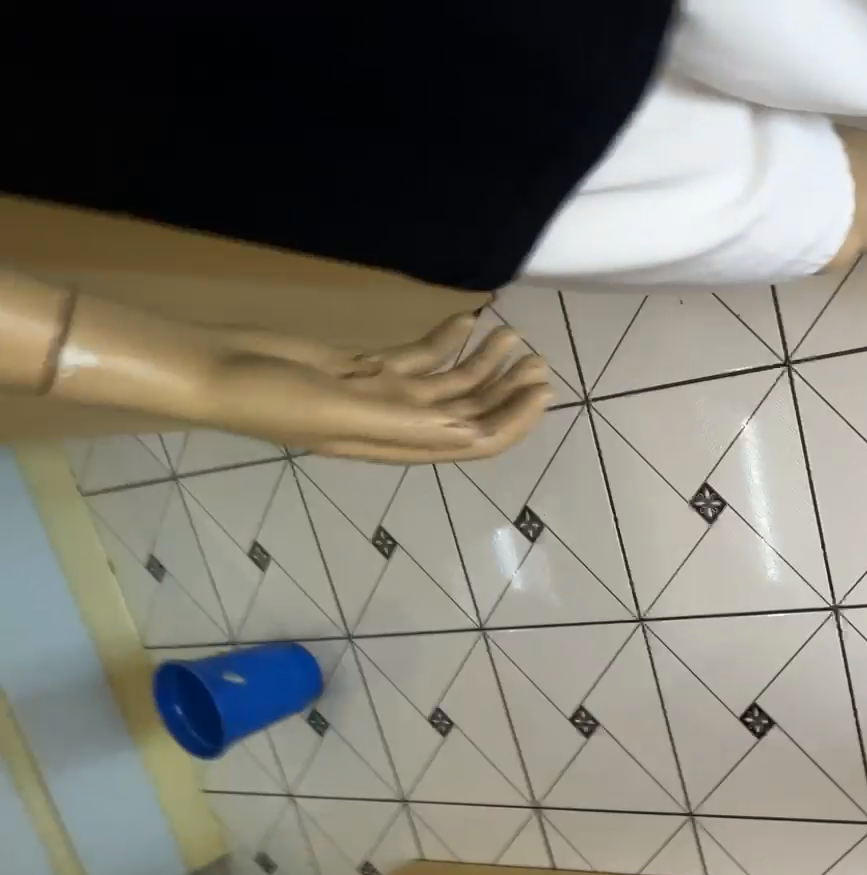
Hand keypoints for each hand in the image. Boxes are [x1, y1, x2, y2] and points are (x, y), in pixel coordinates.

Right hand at [205, 314, 551, 461]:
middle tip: (538, 361)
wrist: (206, 367)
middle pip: (473, 409)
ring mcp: (386, 395)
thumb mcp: (345, 415)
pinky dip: (446, 340)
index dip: (515, 420)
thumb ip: (411, 426)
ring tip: (514, 336)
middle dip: (509, 388)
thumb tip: (473, 434)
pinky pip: (421, 356)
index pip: (478, 439)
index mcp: (402, 444)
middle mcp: (402, 424)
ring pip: (452, 381)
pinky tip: (470, 321)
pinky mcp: (368, 368)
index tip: (541, 392)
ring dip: (485, 361)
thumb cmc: (273, 398)